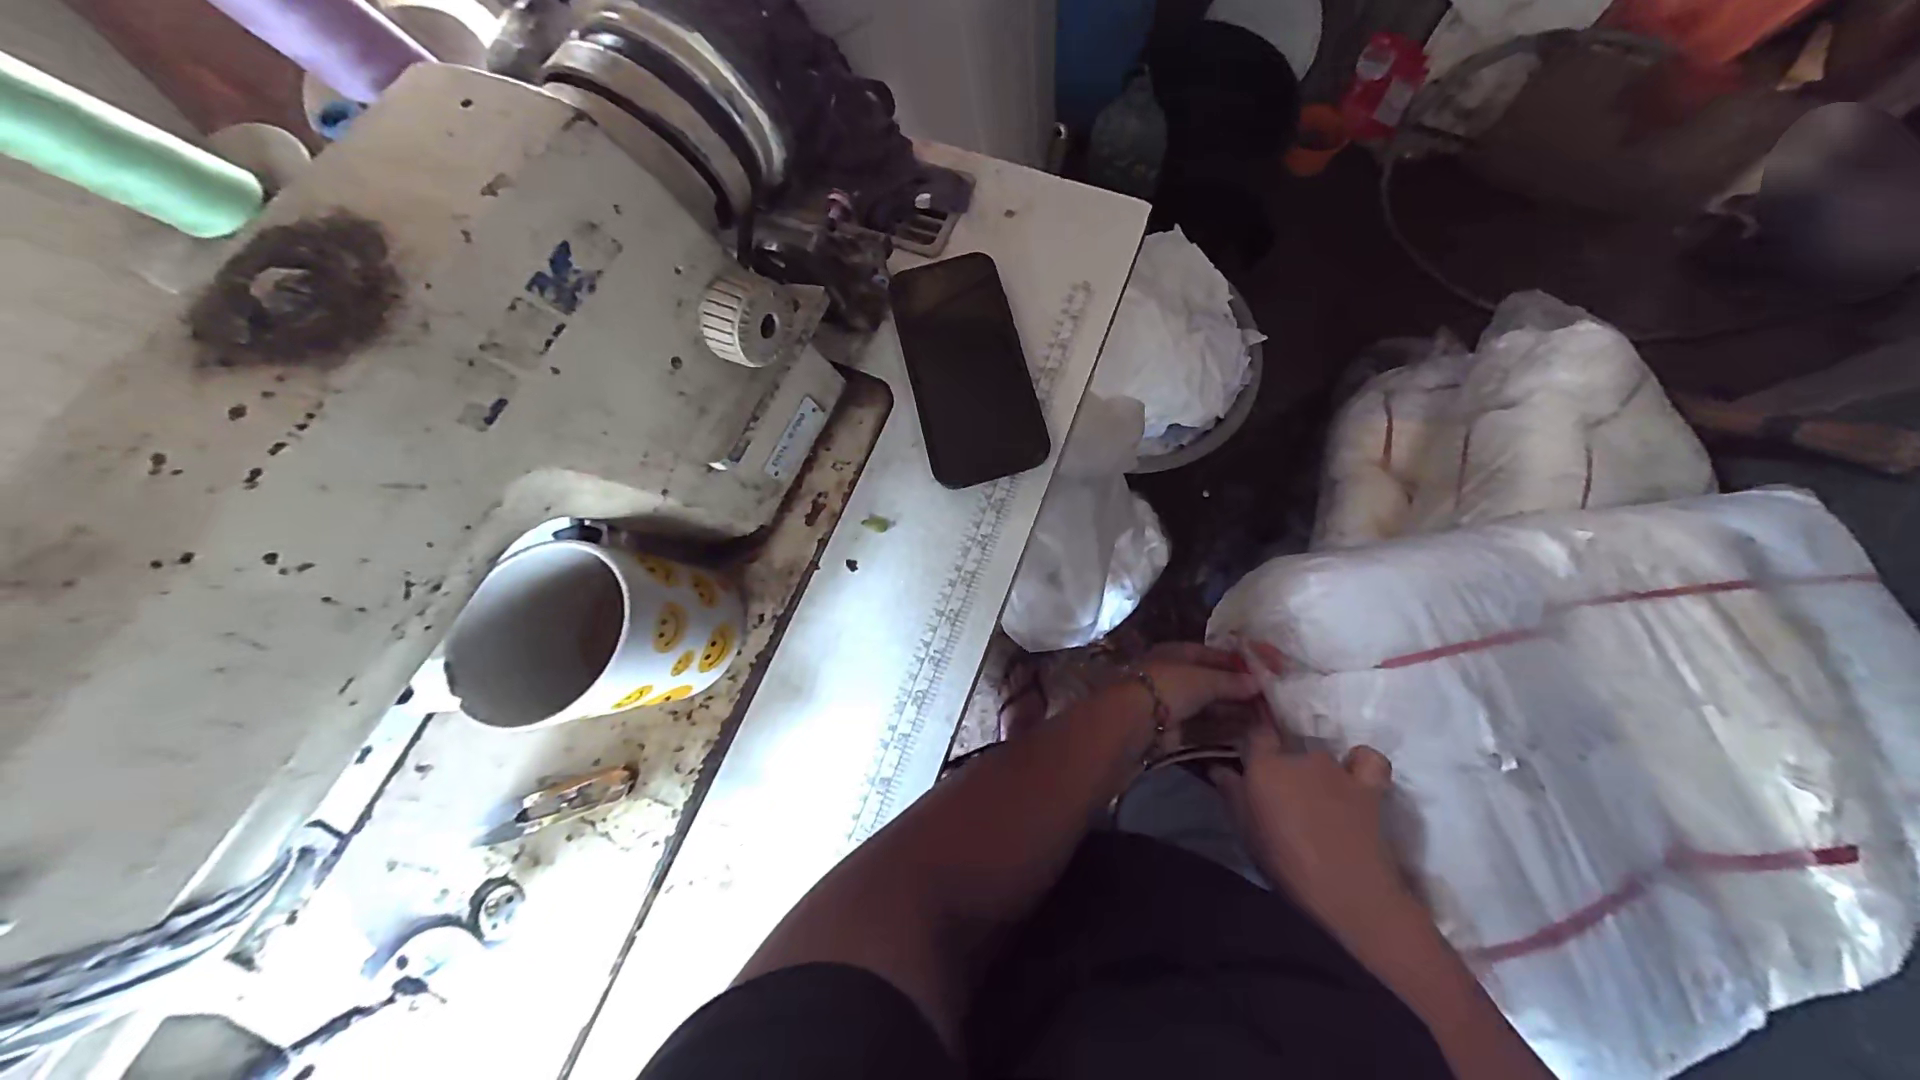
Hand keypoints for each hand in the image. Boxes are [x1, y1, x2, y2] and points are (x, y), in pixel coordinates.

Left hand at [1135, 643, 1262, 722]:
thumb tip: (1258, 682)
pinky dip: (1225, 728)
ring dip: (1236, 711)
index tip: (1267, 672)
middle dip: (1240, 690)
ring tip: (1268, 717)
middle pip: (1213, 682)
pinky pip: (1205, 726)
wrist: (1134, 721)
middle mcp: (1175, 676)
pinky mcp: (1175, 729)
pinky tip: (1249, 733)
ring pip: (1211, 706)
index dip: (1239, 663)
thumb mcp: (1203, 678)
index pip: (1213, 655)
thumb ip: (1231, 681)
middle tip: (1273, 699)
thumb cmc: (1168, 686)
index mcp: (1177, 653)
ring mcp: (1174, 704)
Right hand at [1211, 717, 1426, 957]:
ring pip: (1322, 759)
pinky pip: (1367, 760)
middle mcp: (1300, 757)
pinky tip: (1355, 778)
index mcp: (1265, 766)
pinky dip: (1359, 764)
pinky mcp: (1369, 786)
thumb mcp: (1246, 831)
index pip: (1257, 733)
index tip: (1252, 757)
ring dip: (1317, 775)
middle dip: (1285, 770)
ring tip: (1319, 803)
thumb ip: (1231, 794)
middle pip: (1290, 752)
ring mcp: (1337, 769)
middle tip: (1284, 799)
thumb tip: (1219, 768)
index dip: (1255, 743)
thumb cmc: (1286, 862)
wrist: (1348, 890)